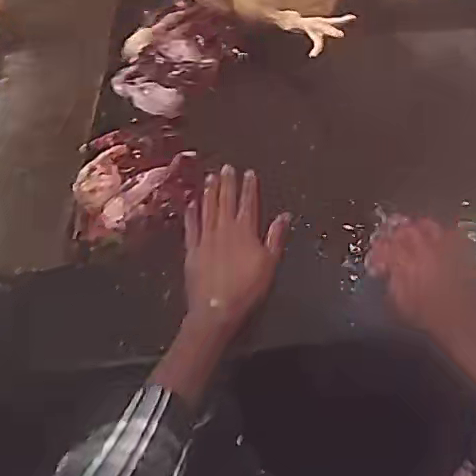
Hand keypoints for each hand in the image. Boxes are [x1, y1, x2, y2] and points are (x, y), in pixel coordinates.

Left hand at [182, 166, 289, 334]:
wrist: (216, 309)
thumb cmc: (248, 288)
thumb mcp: (270, 263)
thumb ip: (276, 237)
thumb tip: (285, 215)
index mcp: (245, 231)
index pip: (248, 203)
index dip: (249, 187)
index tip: (249, 173)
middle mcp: (224, 229)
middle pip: (226, 201)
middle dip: (227, 183)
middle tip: (226, 167)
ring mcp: (205, 238)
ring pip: (208, 209)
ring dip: (209, 192)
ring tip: (210, 177)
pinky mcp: (191, 250)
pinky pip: (191, 227)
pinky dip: (192, 213)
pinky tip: (191, 203)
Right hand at [367, 217, 475, 353]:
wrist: (463, 323)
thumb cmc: (429, 318)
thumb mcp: (400, 302)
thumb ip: (391, 280)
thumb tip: (385, 268)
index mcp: (406, 263)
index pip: (385, 246)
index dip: (377, 250)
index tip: (376, 259)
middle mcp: (425, 250)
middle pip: (405, 228)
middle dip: (394, 232)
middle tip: (390, 240)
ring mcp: (445, 247)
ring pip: (426, 225)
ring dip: (416, 227)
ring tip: (412, 235)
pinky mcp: (461, 250)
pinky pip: (448, 232)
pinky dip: (439, 233)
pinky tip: (435, 241)